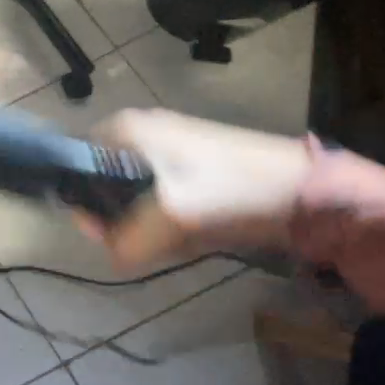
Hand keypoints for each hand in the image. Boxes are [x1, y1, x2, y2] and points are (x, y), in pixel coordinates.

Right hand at [81, 109, 312, 269]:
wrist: (309, 193)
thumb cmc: (230, 190)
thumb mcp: (169, 217)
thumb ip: (125, 240)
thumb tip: (113, 256)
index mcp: (124, 128)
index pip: (76, 164)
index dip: (84, 201)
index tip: (104, 231)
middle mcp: (140, 132)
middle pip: (106, 184)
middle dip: (124, 218)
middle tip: (151, 238)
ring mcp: (170, 148)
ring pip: (136, 197)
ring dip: (151, 224)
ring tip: (178, 239)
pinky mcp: (195, 167)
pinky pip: (164, 200)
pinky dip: (173, 222)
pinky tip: (193, 235)